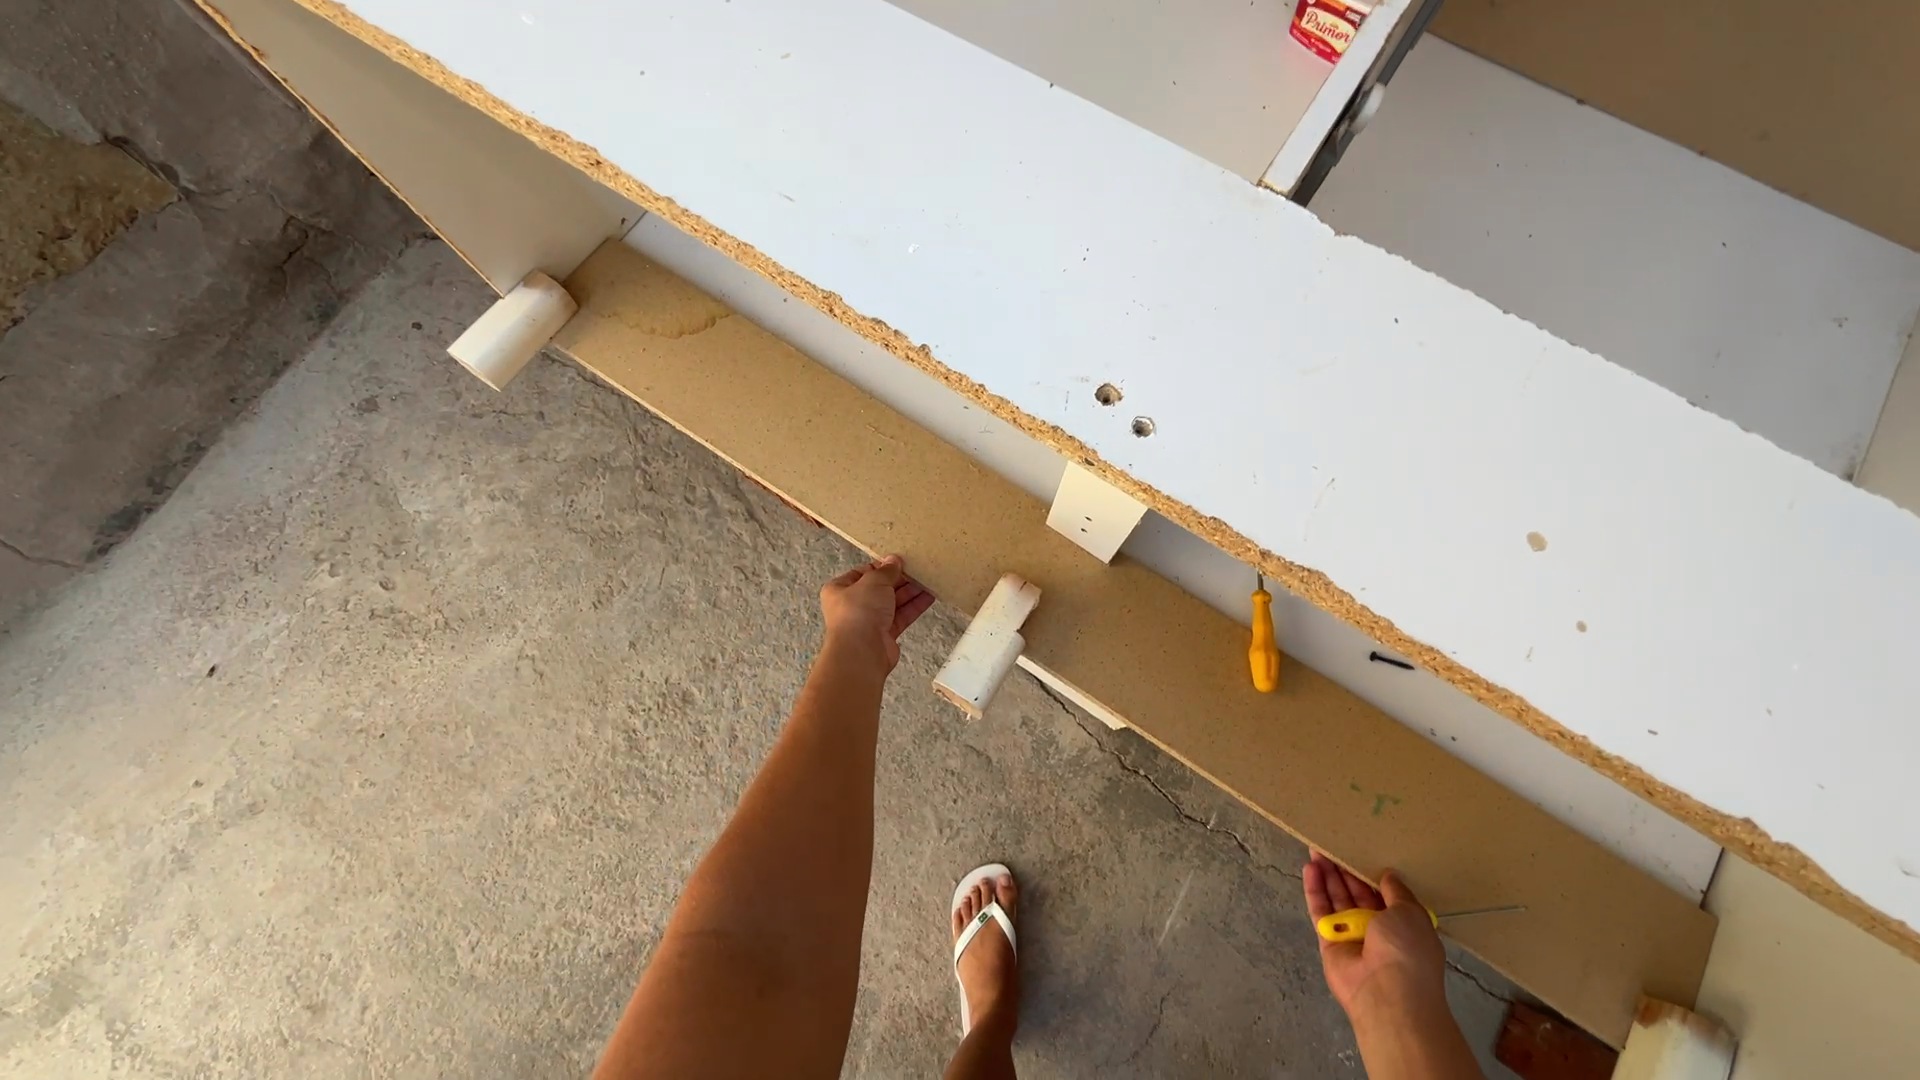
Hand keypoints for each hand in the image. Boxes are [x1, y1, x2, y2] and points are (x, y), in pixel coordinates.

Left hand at [818, 555, 934, 671]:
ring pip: (893, 602)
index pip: (864, 573)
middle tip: (919, 569)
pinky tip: (929, 596)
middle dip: (900, 579)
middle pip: (880, 588)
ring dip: (910, 592)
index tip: (900, 560)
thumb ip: (886, 570)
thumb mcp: (873, 581)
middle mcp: (853, 605)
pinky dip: (914, 607)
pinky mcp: (885, 634)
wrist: (862, 652)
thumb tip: (894, 560)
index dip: (882, 566)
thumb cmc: (858, 612)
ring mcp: (869, 621)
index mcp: (840, 589)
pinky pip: (901, 616)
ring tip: (928, 580)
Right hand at [1303, 852, 1447, 1019]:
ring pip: (1336, 898)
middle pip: (1356, 893)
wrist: (1386, 993)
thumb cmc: (1406, 950)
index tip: (1360, 851)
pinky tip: (1310, 868)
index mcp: (1402, 924)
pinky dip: (1314, 890)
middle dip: (1344, 869)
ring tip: (1316, 849)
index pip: (1383, 893)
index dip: (1371, 873)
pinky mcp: (1328, 940)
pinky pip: (1320, 910)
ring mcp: (1351, 935)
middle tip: (1331, 844)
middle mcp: (1377, 929)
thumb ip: (1397, 891)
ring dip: (1327, 874)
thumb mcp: (1411, 914)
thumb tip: (1389, 874)